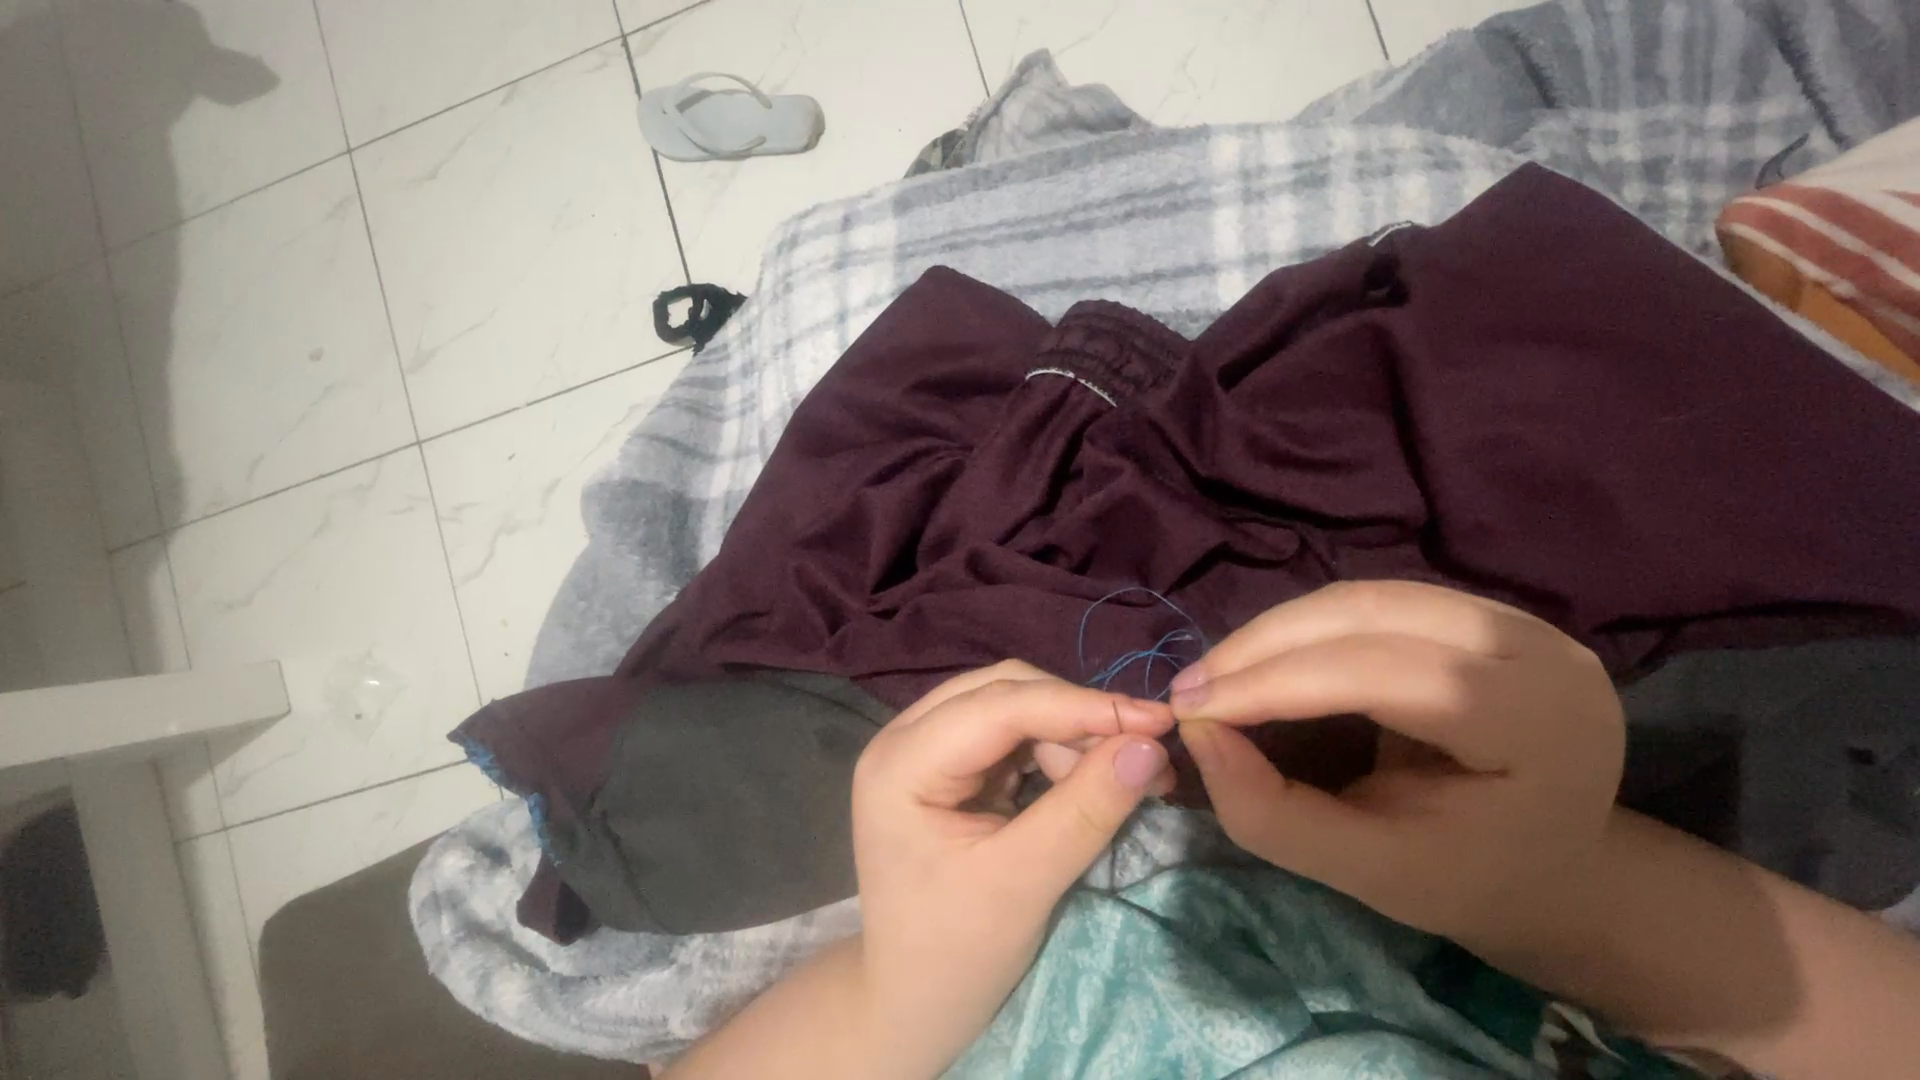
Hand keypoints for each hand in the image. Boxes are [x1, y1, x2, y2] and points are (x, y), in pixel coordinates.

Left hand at [852, 661, 1172, 1077]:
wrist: (913, 1002)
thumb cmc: (954, 954)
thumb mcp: (1022, 885)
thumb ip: (1083, 810)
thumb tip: (1149, 745)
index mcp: (900, 763)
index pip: (997, 706)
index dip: (1080, 706)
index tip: (1156, 718)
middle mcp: (906, 739)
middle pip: (1003, 692)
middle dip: (1078, 718)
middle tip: (1145, 751)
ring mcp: (927, 750)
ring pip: (1014, 707)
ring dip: (1075, 733)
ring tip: (1128, 773)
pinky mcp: (952, 766)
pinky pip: (1015, 735)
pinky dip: (1060, 750)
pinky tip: (1094, 776)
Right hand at [1169, 581, 1624, 950]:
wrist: (1556, 867)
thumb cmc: (1469, 880)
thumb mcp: (1368, 873)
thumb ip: (1275, 813)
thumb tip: (1197, 734)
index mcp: (1535, 722)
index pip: (1380, 673)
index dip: (1273, 683)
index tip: (1188, 710)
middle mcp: (1532, 646)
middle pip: (1365, 613)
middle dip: (1261, 646)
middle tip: (1190, 689)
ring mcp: (1508, 617)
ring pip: (1358, 597)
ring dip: (1273, 631)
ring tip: (1217, 675)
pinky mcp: (1474, 610)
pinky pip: (1366, 602)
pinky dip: (1301, 627)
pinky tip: (1264, 660)